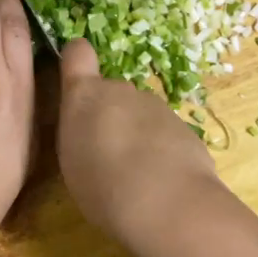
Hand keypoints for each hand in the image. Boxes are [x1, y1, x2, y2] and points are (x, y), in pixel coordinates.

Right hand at [56, 37, 220, 249]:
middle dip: (111, 116)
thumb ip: (80, 132)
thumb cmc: (102, 184)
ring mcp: (156, 106)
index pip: (77, 53)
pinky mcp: (185, 128)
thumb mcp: (71, 160)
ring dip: (138, 136)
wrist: (167, 203)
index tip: (76, 78)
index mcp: (85, 94)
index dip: (76, 60)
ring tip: (138, 178)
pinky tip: (163, 186)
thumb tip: (91, 130)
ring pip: (141, 115)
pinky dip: (163, 154)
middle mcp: (120, 90)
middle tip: (109, 155)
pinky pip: (166, 136)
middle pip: (112, 93)